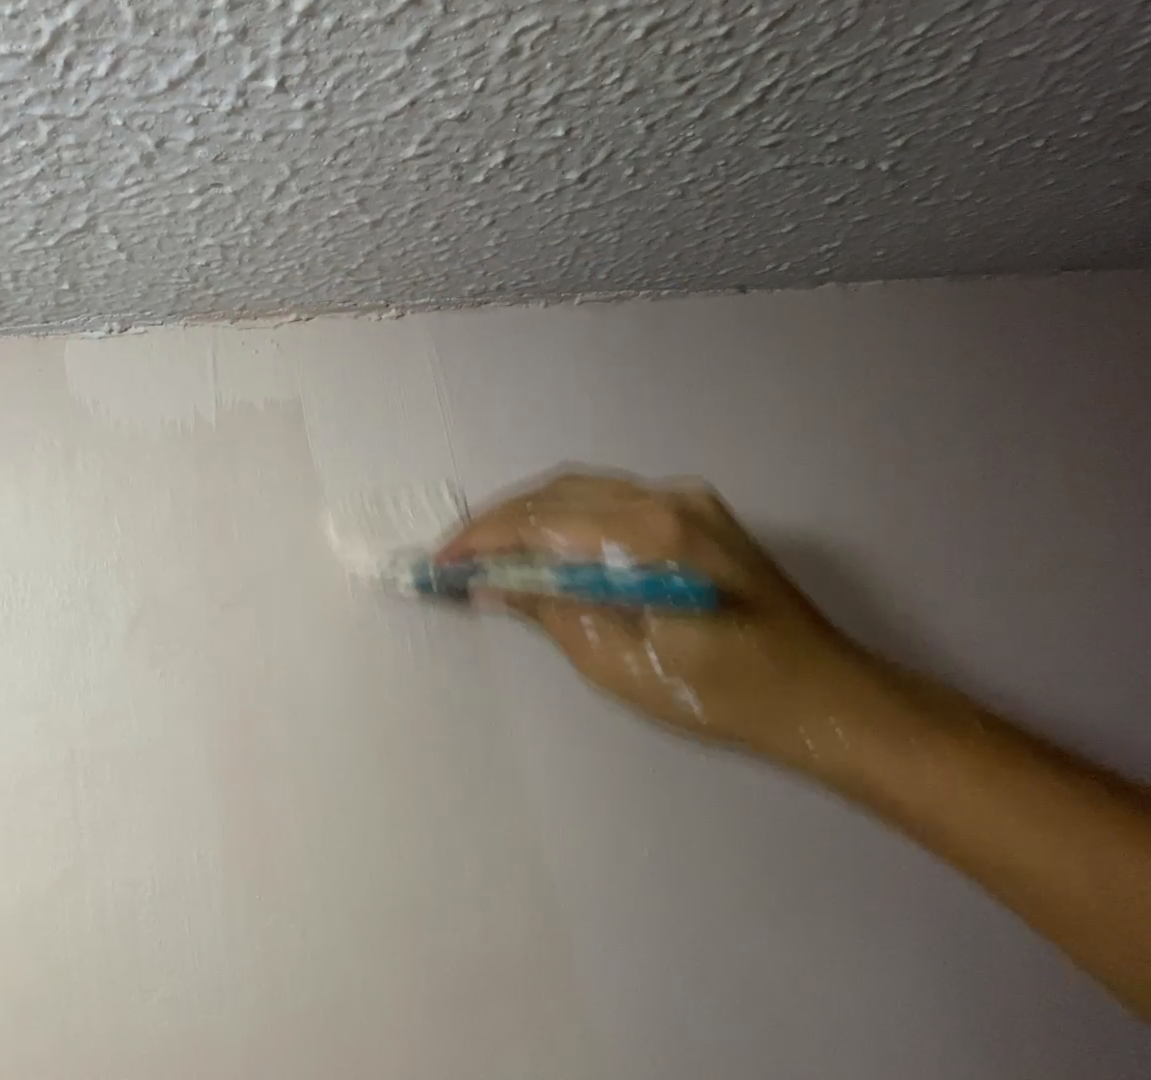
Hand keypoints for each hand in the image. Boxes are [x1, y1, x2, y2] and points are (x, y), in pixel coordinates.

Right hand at [437, 469, 897, 761]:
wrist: (824, 696)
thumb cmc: (717, 695)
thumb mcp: (615, 664)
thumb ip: (549, 608)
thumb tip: (489, 581)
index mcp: (649, 537)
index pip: (538, 522)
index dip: (480, 540)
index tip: (440, 562)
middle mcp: (666, 498)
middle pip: (554, 494)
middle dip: (495, 523)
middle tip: (456, 557)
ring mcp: (686, 498)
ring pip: (579, 488)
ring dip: (526, 515)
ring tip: (488, 550)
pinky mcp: (697, 509)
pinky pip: (609, 497)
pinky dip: (563, 516)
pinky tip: (542, 543)